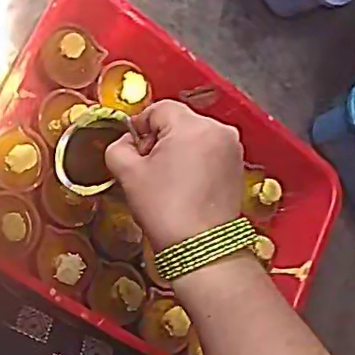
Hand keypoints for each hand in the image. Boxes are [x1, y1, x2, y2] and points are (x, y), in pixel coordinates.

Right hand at [104, 100, 247, 250]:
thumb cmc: (165, 209)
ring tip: (164, 181)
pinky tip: (182, 188)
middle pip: (178, 121)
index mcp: (191, 126)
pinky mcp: (237, 166)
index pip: (158, 109)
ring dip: (176, 152)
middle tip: (145, 169)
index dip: (138, 126)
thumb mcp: (128, 175)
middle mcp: (217, 130)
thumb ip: (117, 148)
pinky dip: (193, 163)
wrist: (200, 244)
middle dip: (158, 140)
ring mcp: (231, 148)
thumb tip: (123, 141)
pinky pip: (208, 153)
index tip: (130, 148)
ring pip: (194, 137)